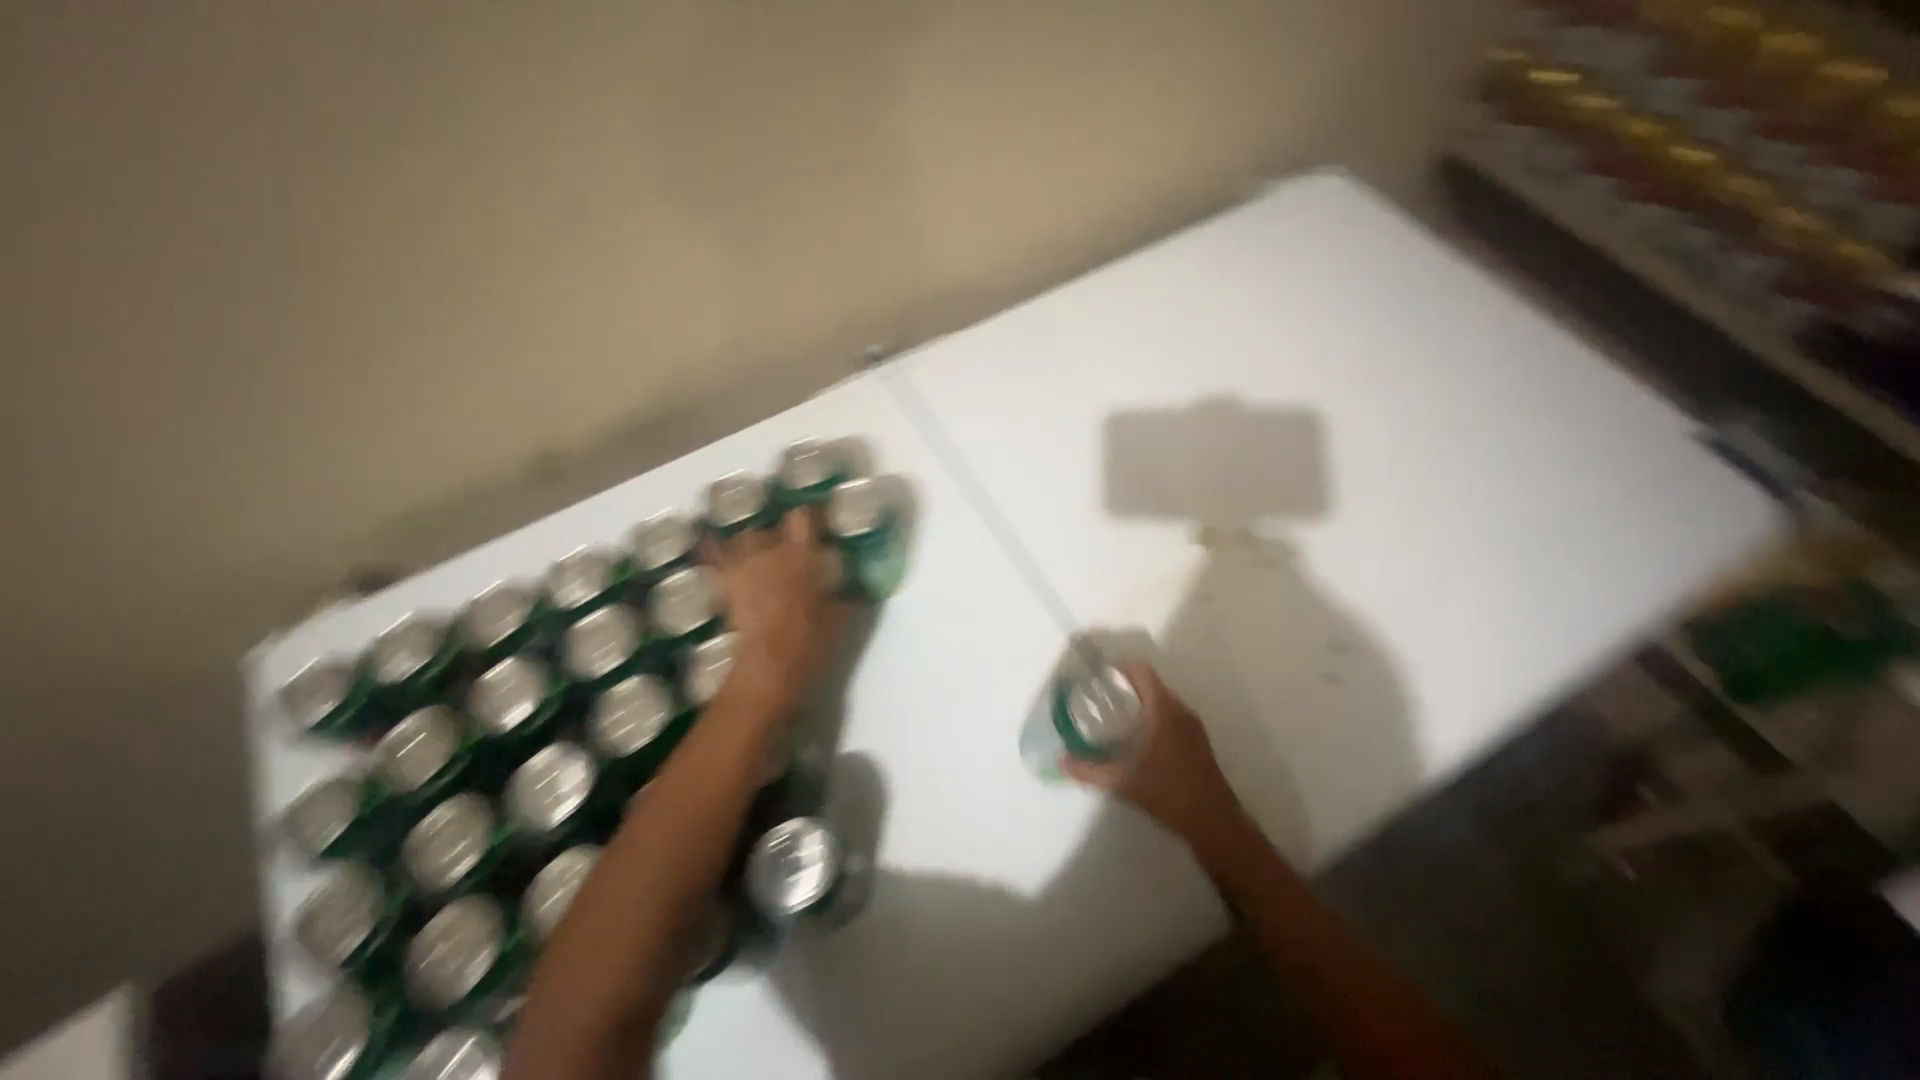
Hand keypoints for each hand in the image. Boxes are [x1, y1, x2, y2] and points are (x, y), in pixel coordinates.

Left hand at [701, 508, 849, 718]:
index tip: (815, 523)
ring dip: (751, 543)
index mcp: (804, 553)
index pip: (804, 516)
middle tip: (788, 551)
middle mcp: (772, 549)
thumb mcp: (840, 617)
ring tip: (757, 555)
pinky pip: (712, 555)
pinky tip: (708, 545)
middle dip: (778, 536)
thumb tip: (858, 591)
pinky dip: (710, 549)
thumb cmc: (812, 637)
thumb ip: (846, 597)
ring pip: (744, 537)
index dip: (808, 517)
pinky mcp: (725, 580)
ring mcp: (745, 563)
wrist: (772, 658)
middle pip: (771, 528)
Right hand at [1063, 661, 1243, 843]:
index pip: (1142, 672)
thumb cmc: (1168, 794)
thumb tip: (1060, 761)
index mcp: (1163, 711)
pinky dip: (1153, 715)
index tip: (1098, 675)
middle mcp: (1180, 711)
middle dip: (1125, 685)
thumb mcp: (1123, 783)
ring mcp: (1193, 726)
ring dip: (1140, 701)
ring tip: (1114, 716)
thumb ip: (1090, 770)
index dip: (1120, 667)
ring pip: (1163, 700)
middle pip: (1151, 684)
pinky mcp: (1198, 741)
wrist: (1213, 821)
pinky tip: (1138, 737)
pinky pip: (1172, 715)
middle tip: (1099, 697)